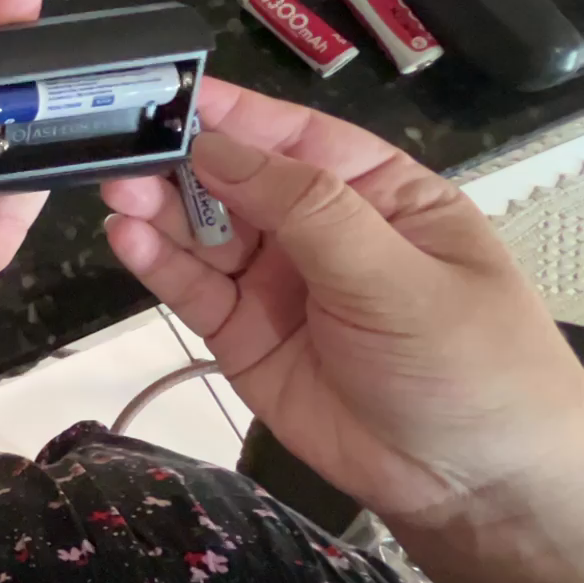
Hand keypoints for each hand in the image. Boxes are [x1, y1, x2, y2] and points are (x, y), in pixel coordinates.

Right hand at [100, 79, 583, 528]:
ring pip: (200, 232)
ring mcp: (267, 279)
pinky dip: (154, 263)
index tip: (173, 98)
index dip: (235, 116)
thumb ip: (303, 209)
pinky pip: (188, 285)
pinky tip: (125, 240)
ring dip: (157, 211)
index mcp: (373, 194)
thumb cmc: (466, 365)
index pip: (294, 139)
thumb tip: (216, 149)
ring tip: (117, 195)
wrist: (462, 485)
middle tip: (125, 157)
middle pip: (232, 183)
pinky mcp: (233, 327)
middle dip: (180, 167)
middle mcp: (311, 229)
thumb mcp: (396, 274)